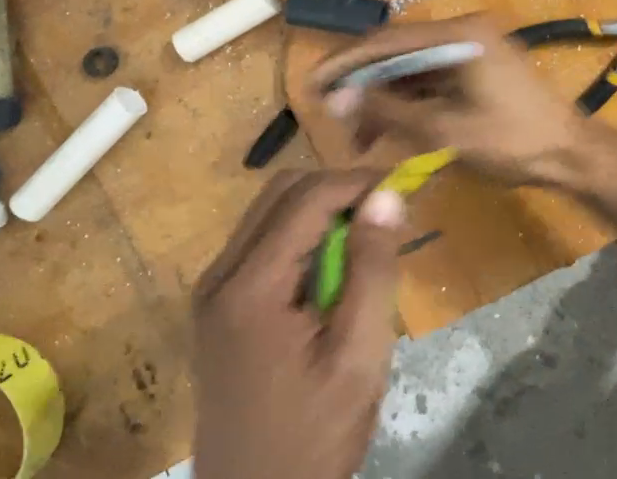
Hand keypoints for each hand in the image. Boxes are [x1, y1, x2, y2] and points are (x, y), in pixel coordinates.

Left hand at [192, 169, 404, 478]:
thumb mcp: (358, 357)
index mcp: (250, 287)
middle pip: (280, 192)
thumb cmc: (313, 435)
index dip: (358, 181)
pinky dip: (300, 235)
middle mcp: (219, 276)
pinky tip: (332, 268)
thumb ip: (371, 270)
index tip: (404, 187)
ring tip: (366, 237)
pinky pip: (260, 242)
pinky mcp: (217, 307)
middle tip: (386, 211)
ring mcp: (212, 291)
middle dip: (337, 188)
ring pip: (268, 212)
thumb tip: (387, 196)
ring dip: (319, 210)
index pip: (307, 197)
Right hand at [309, 15, 588, 186]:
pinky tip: (388, 130)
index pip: (389, 39)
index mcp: (460, 35)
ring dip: (385, 98)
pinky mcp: (480, 69)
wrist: (572, 155)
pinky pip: (433, 79)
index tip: (313, 83)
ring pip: (414, 68)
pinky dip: (410, 102)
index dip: (347, 62)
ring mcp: (475, 49)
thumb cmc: (512, 142)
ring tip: (357, 136)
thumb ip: (390, 109)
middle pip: (399, 51)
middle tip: (331, 114)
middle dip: (364, 84)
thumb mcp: (445, 130)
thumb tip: (341, 97)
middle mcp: (465, 32)